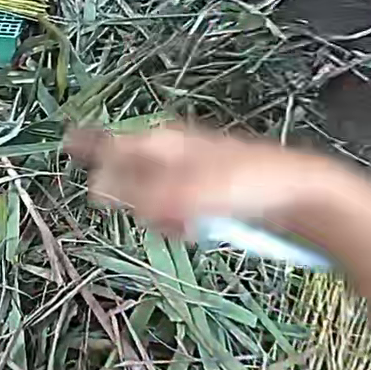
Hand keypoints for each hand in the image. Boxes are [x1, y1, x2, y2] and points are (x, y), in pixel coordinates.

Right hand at [64, 125, 359, 237]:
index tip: (66, 142)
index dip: (87, 143)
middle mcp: (169, 153)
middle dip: (132, 199)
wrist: (304, 196)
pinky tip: (198, 227)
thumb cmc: (249, 183)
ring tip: (188, 224)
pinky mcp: (201, 193)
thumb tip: (102, 192)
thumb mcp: (191, 190)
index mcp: (162, 141)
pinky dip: (178, 223)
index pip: (112, 142)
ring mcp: (185, 173)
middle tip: (160, 216)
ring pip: (148, 199)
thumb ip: (144, 193)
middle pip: (126, 176)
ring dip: (159, 216)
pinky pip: (171, 211)